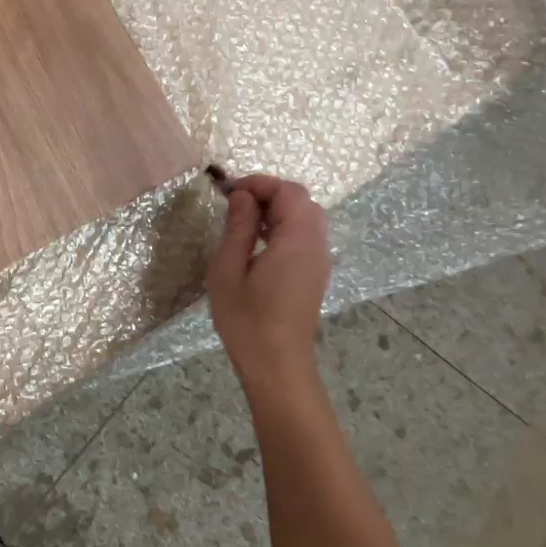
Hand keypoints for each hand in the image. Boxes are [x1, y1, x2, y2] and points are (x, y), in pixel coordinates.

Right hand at [205, 174, 331, 390]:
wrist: (275, 363)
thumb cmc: (246, 318)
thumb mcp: (228, 269)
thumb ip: (238, 228)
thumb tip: (242, 197)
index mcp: (297, 239)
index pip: (288, 192)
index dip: (259, 183)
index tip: (226, 191)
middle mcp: (316, 245)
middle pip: (301, 201)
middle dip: (267, 193)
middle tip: (232, 204)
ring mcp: (319, 261)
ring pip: (305, 218)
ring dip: (274, 211)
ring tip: (240, 222)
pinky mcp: (313, 274)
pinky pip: (303, 237)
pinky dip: (281, 228)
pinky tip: (254, 244)